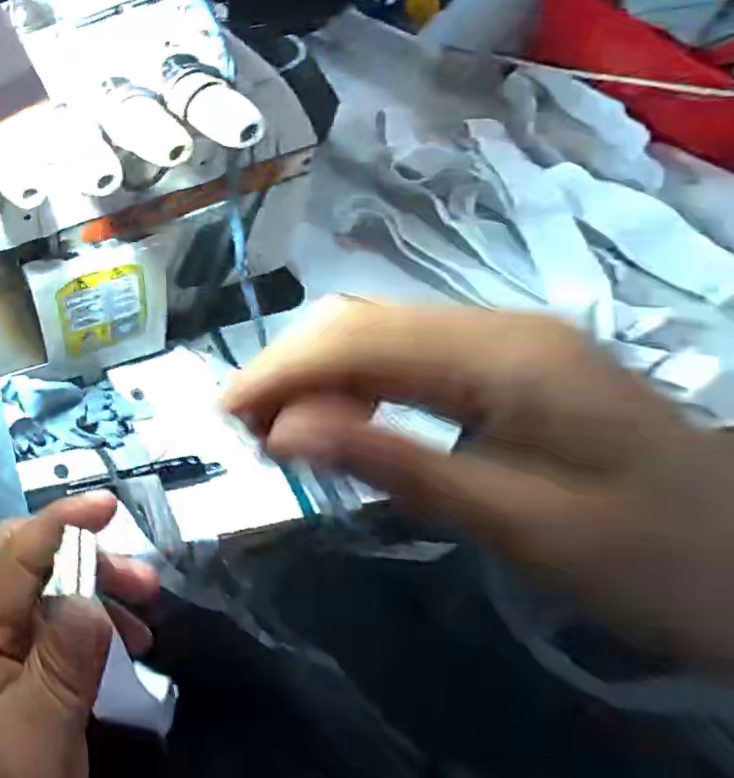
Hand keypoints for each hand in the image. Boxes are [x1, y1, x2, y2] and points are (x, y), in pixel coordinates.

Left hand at [0, 494, 158, 777]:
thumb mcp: (35, 733)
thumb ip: (61, 664)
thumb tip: (86, 594)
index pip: (15, 556)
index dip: (58, 522)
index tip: (108, 503)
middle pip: (32, 567)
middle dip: (85, 556)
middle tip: (147, 584)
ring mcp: (12, 660)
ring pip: (52, 599)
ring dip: (98, 592)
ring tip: (147, 620)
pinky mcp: (34, 688)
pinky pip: (65, 637)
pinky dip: (99, 629)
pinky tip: (129, 648)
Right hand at [223, 298, 733, 673]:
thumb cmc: (660, 559)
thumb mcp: (523, 524)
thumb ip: (394, 464)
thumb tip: (281, 431)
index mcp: (509, 358)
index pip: (355, 339)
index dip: (277, 370)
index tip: (223, 414)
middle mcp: (495, 328)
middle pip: (352, 323)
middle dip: (284, 369)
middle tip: (245, 427)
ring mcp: (496, 340)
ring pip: (363, 331)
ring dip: (307, 372)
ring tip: (277, 425)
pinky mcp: (493, 361)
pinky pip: (390, 350)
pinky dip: (342, 379)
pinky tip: (333, 416)